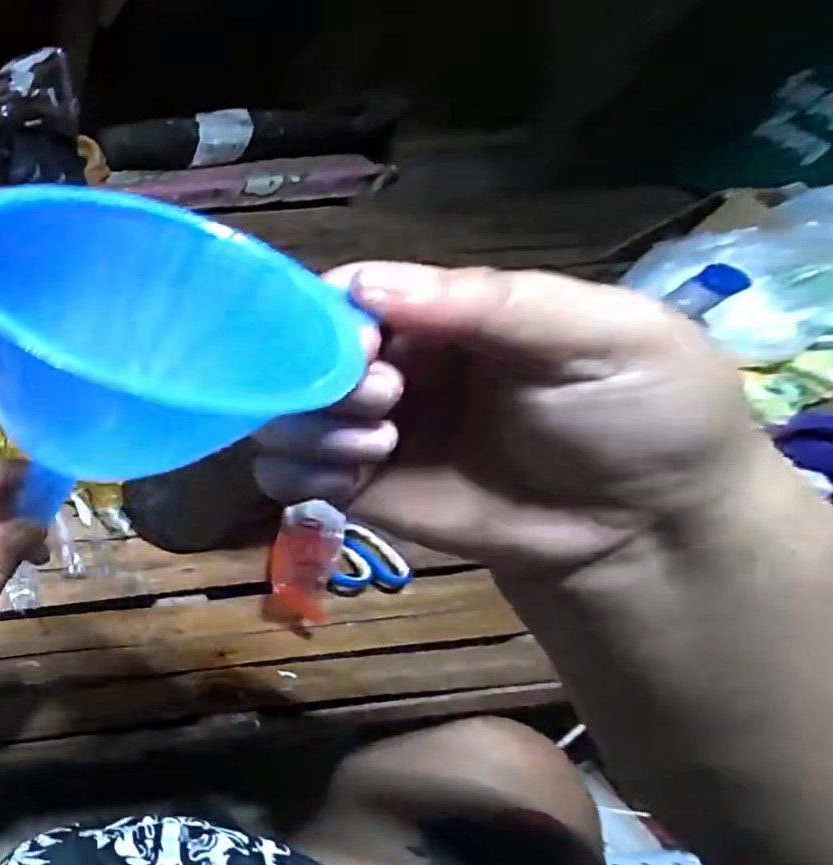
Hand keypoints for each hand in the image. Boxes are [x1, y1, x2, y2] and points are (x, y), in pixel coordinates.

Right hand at [252, 262, 765, 574]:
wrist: (635, 528)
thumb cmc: (636, 415)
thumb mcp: (597, 336)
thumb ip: (489, 303)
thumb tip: (364, 286)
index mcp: (433, 321)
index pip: (343, 299)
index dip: (326, 320)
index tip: (361, 350)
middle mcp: (380, 371)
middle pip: (295, 363)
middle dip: (325, 385)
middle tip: (386, 406)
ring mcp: (356, 431)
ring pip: (277, 420)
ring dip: (310, 435)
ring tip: (378, 452)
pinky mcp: (343, 485)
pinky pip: (278, 473)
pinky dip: (298, 476)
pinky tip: (349, 484)